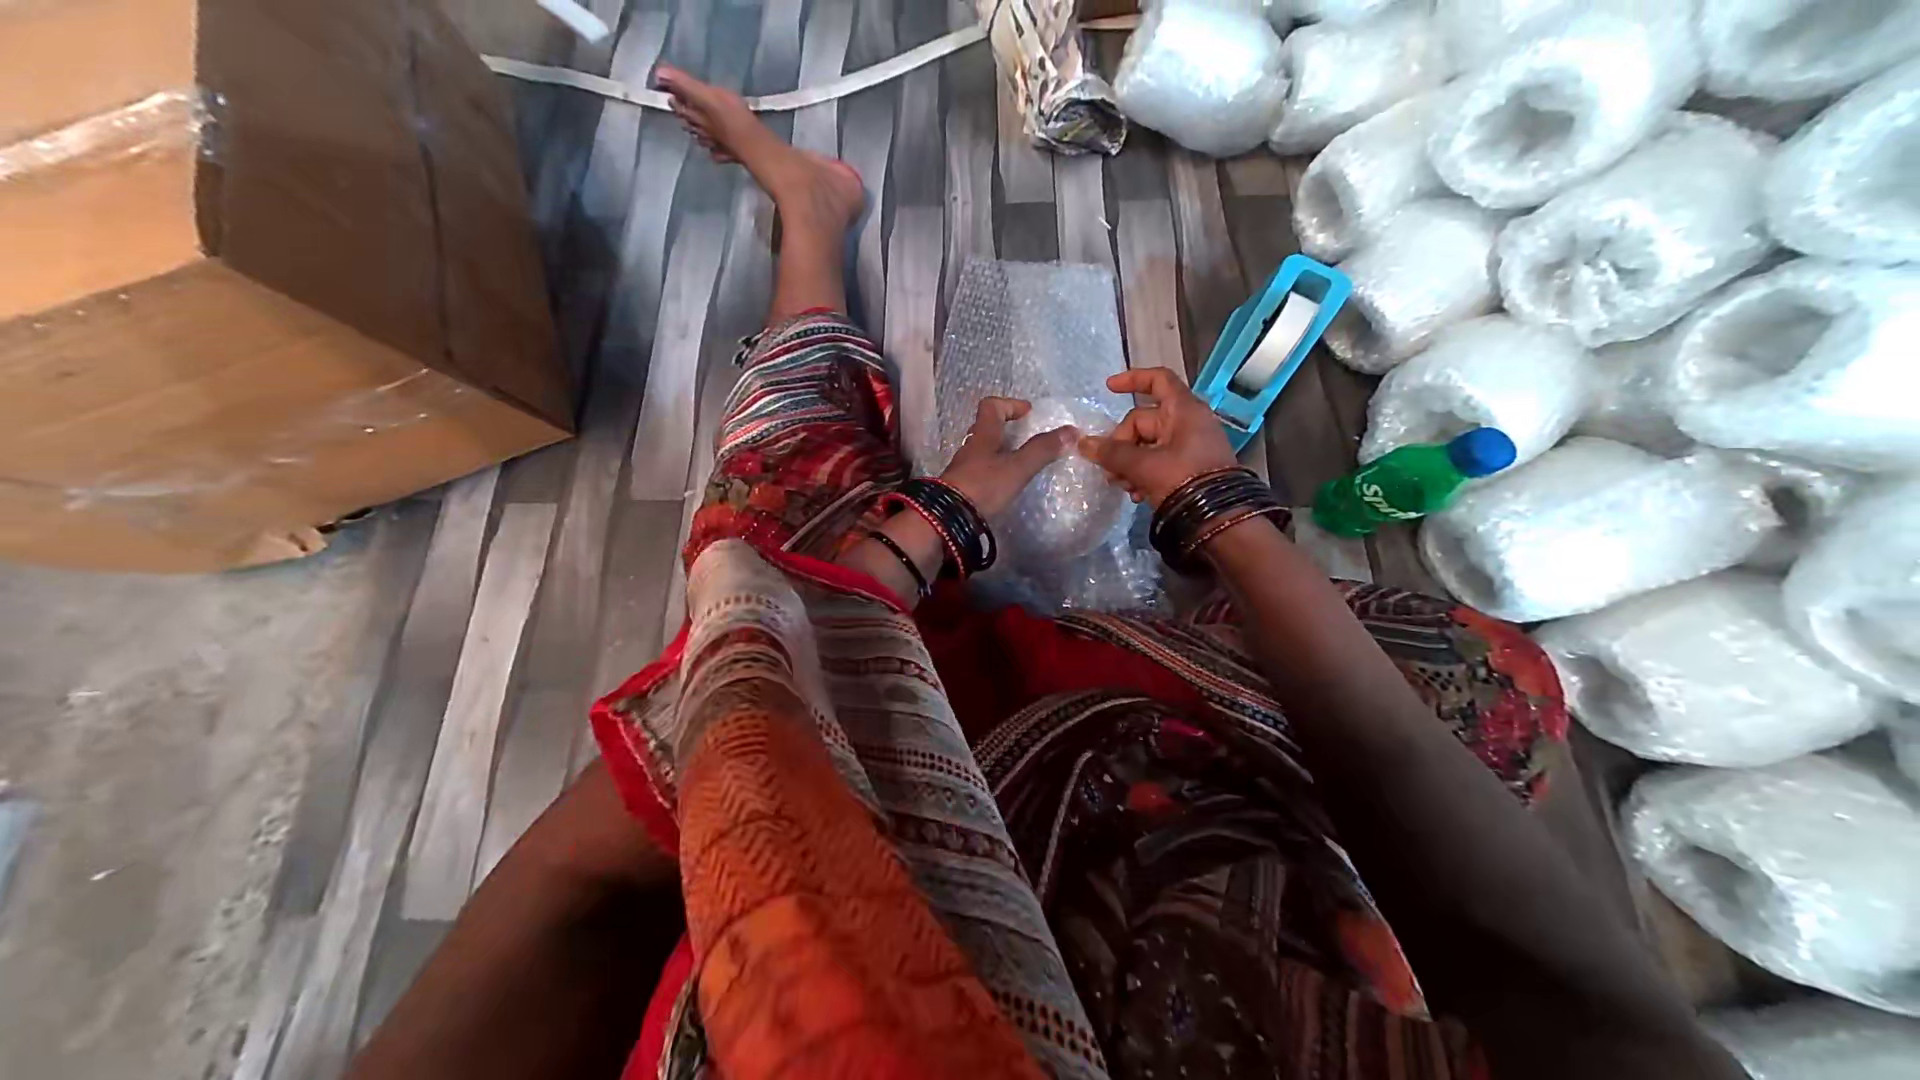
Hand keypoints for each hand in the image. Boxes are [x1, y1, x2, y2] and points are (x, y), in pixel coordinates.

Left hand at [938, 397, 1076, 516]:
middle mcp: (970, 447)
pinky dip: (993, 470)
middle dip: (1006, 428)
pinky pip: (979, 470)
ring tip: (1018, 461)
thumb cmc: (984, 486)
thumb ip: (1043, 450)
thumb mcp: (1018, 467)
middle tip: (1025, 437)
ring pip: (982, 450)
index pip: (991, 406)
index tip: (1028, 412)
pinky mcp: (960, 487)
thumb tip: (1072, 431)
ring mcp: (963, 468)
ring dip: (999, 450)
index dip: (1010, 404)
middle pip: (986, 427)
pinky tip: (1004, 483)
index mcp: (983, 435)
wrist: (948, 517)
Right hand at [1079, 368, 1238, 506]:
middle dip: (1120, 444)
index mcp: (1183, 411)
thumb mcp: (1143, 466)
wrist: (1218, 519)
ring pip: (1147, 445)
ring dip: (1128, 463)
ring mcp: (1189, 446)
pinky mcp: (1189, 468)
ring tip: (1120, 485)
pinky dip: (1142, 473)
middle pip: (1143, 421)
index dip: (1132, 380)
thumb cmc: (1183, 480)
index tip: (1108, 388)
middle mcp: (1188, 423)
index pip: (1158, 380)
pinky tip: (1135, 494)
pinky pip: (1158, 461)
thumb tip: (1084, 443)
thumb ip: (1112, 453)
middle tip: (1109, 469)